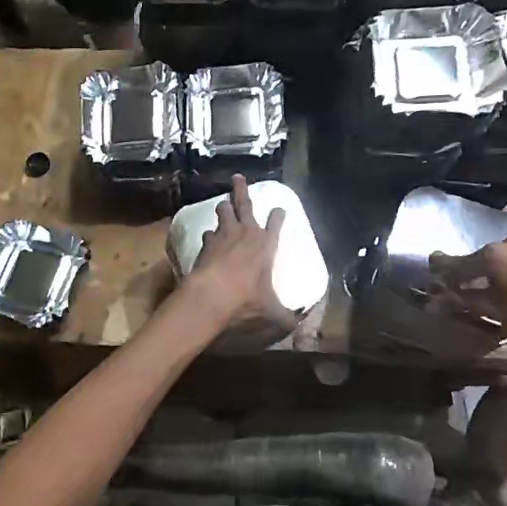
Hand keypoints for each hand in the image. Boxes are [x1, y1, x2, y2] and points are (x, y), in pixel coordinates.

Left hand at [177, 176, 298, 343]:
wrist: (210, 298)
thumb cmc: (246, 301)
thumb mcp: (272, 312)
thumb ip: (287, 318)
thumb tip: (302, 328)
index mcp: (266, 245)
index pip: (276, 224)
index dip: (278, 216)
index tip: (280, 209)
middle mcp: (246, 234)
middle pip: (244, 205)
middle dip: (242, 190)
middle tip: (237, 177)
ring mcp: (223, 237)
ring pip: (223, 213)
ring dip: (224, 208)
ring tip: (222, 204)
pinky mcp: (205, 245)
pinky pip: (208, 234)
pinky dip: (209, 235)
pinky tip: (208, 237)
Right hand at [428, 238, 506, 341]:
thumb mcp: (494, 309)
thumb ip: (466, 300)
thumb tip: (441, 299)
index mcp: (491, 254)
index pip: (457, 263)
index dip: (442, 272)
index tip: (429, 274)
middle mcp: (505, 243)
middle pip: (476, 259)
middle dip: (464, 273)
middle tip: (454, 288)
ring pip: (494, 259)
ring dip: (483, 273)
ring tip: (478, 290)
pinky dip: (500, 272)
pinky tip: (500, 287)